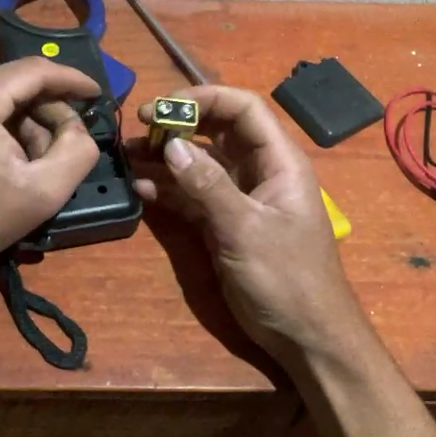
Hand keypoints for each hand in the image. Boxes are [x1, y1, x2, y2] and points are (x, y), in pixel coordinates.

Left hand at [0, 57, 102, 339]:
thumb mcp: (44, 192)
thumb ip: (78, 150)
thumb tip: (79, 127)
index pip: (36, 70)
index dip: (72, 79)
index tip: (99, 95)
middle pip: (19, 81)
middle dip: (50, 108)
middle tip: (70, 142)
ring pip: (3, 93)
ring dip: (29, 120)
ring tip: (41, 160)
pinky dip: (7, 124)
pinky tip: (15, 158)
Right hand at [133, 86, 364, 366]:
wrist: (307, 338)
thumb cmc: (288, 279)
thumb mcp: (246, 229)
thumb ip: (208, 186)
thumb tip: (170, 145)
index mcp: (278, 161)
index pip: (243, 109)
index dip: (205, 98)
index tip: (164, 106)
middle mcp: (259, 171)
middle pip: (217, 131)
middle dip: (179, 124)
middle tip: (138, 127)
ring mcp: (241, 197)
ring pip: (200, 162)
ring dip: (166, 156)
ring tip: (128, 155)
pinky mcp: (225, 224)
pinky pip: (193, 195)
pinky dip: (168, 189)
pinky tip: (141, 190)